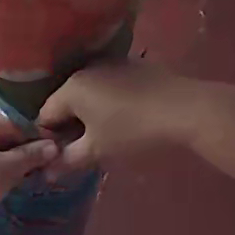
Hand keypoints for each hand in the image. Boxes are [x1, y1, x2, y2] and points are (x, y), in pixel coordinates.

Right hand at [38, 62, 201, 174]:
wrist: (188, 110)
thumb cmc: (133, 131)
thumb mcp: (98, 151)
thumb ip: (68, 160)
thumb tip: (47, 171)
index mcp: (71, 88)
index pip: (45, 115)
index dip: (50, 138)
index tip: (63, 155)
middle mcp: (86, 70)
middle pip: (67, 101)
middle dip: (71, 125)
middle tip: (86, 148)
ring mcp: (112, 64)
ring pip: (90, 93)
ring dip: (91, 112)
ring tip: (108, 134)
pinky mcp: (136, 65)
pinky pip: (111, 85)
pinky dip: (111, 101)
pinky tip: (128, 117)